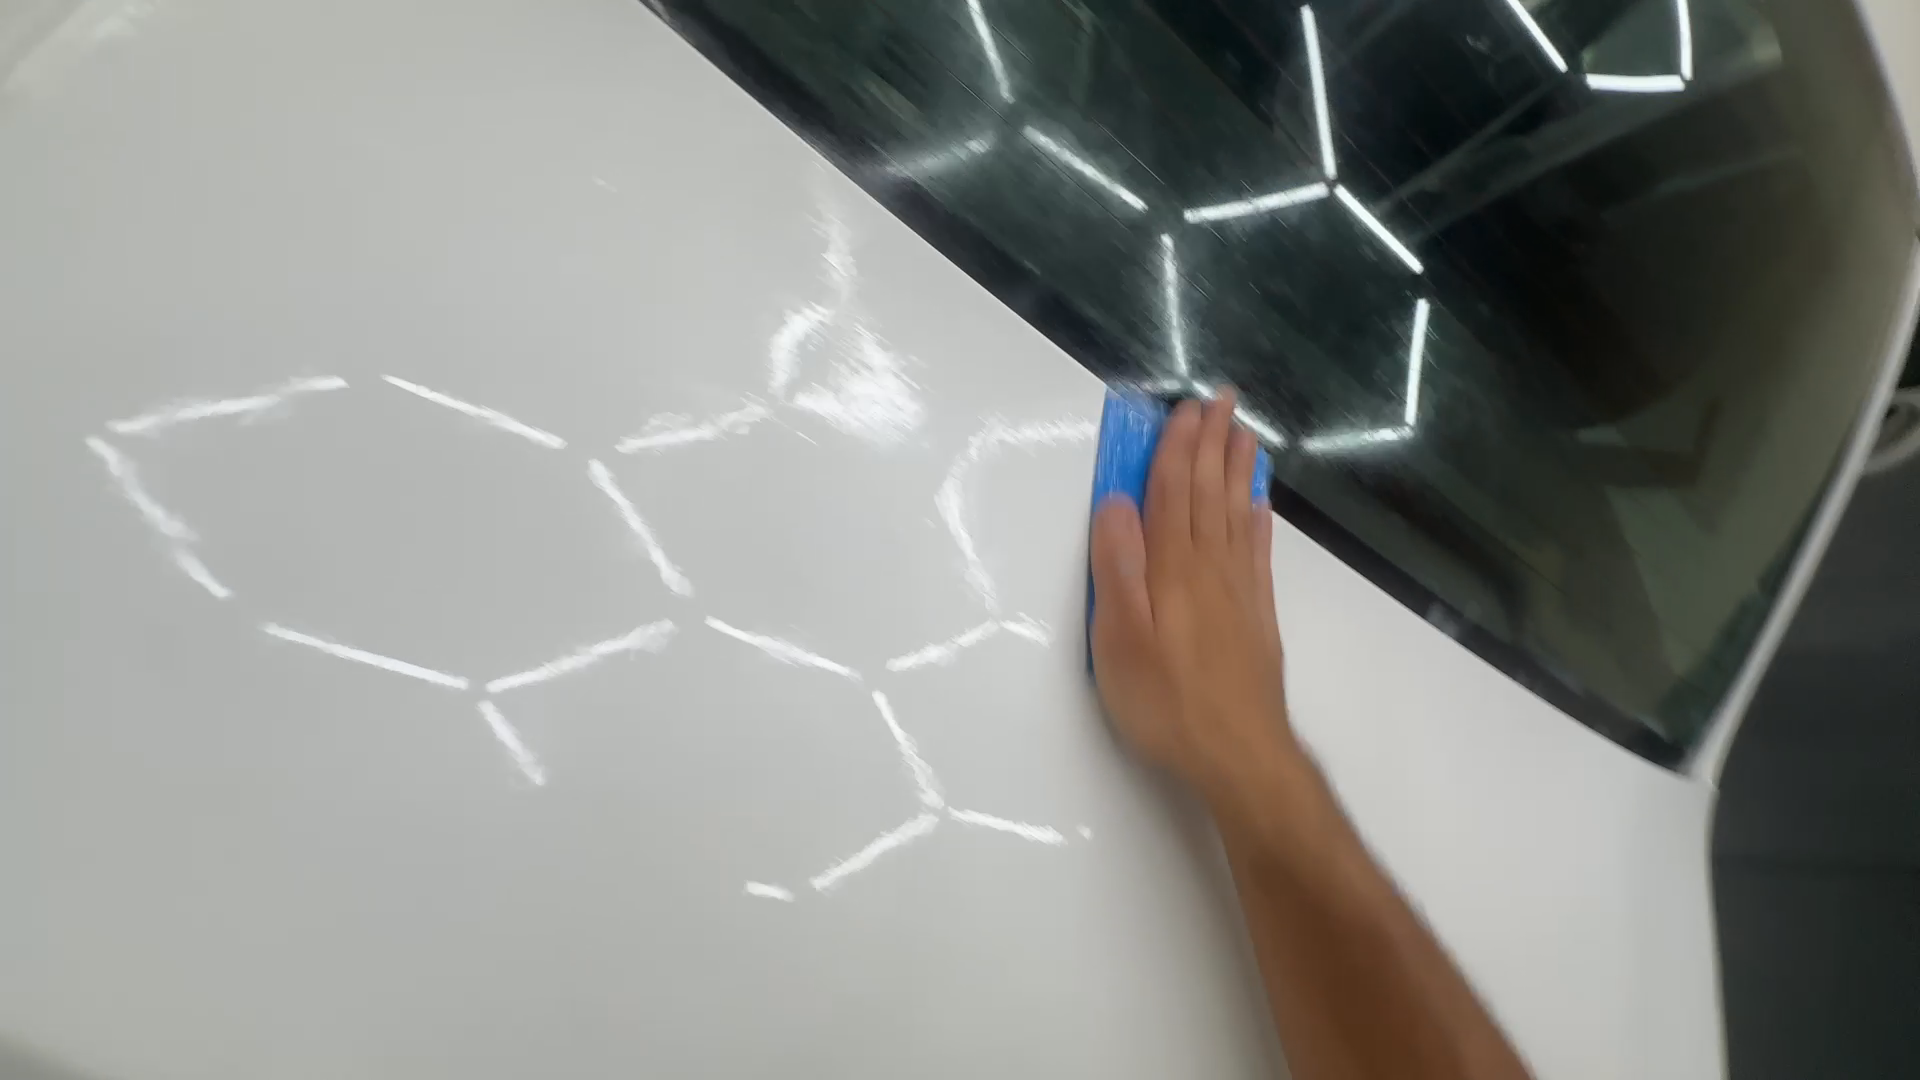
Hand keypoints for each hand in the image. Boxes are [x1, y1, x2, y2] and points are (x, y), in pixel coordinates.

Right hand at [1089, 390, 1301, 824]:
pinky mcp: (1257, 616)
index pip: (1175, 492)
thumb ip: (1117, 567)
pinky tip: (1260, 506)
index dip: (1178, 447)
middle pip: (1211, 493)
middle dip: (1213, 444)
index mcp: (1173, 568)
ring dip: (1238, 471)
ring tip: (1244, 435)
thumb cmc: (1165, 699)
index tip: (1186, 408)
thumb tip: (1116, 505)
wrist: (1239, 755)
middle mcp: (1212, 567)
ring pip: (1239, 514)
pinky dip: (1259, 520)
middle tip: (1223, 402)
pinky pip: (1258, 553)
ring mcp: (1240, 591)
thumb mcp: (1119, 637)